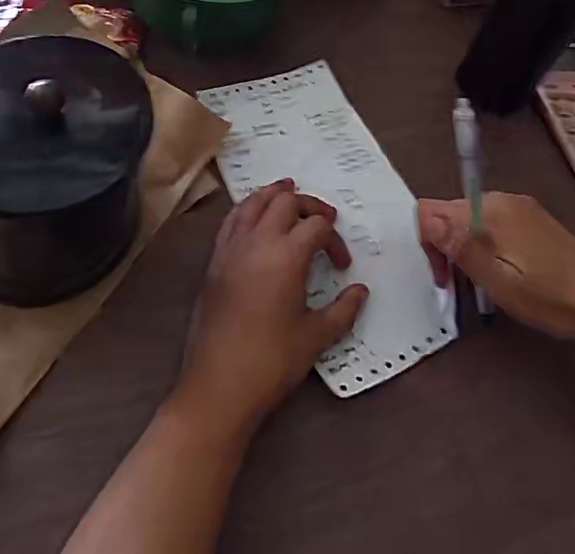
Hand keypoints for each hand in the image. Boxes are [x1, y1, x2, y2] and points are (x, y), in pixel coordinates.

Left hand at [175, 180, 368, 431]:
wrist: (218, 384)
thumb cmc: (271, 361)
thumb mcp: (316, 337)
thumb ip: (343, 310)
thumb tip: (360, 291)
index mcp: (286, 256)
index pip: (316, 226)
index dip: (334, 240)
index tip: (342, 264)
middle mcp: (257, 241)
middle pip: (284, 201)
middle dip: (308, 204)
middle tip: (323, 218)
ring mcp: (231, 247)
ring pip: (253, 202)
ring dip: (274, 194)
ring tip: (288, 192)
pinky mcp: (215, 259)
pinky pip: (232, 219)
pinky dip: (248, 208)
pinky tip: (255, 216)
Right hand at [417, 192, 574, 342]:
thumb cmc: (549, 297)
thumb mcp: (497, 279)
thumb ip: (460, 245)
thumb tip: (424, 217)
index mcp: (491, 208)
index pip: (433, 209)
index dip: (428, 241)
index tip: (443, 275)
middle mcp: (503, 200)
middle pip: (450, 212)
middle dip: (445, 246)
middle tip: (457, 284)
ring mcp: (521, 210)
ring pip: (470, 220)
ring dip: (464, 248)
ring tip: (480, 282)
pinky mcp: (533, 222)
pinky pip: (491, 225)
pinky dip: (484, 246)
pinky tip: (499, 271)